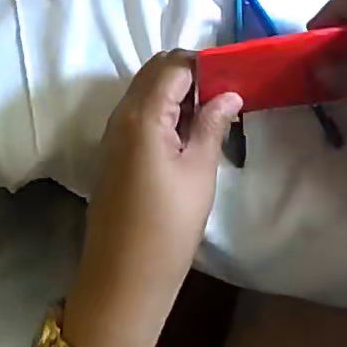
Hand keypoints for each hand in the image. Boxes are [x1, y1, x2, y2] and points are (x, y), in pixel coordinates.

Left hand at [63, 51, 240, 346]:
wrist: (121, 283)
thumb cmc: (167, 226)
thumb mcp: (199, 172)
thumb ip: (212, 123)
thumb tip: (230, 92)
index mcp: (143, 114)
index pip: (174, 65)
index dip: (205, 63)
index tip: (233, 73)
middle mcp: (122, 114)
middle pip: (156, 70)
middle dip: (190, 70)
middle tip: (224, 89)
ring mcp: (113, 132)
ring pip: (146, 88)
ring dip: (176, 88)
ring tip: (210, 108)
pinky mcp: (113, 150)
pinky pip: (138, 109)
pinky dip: (162, 106)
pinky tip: (187, 129)